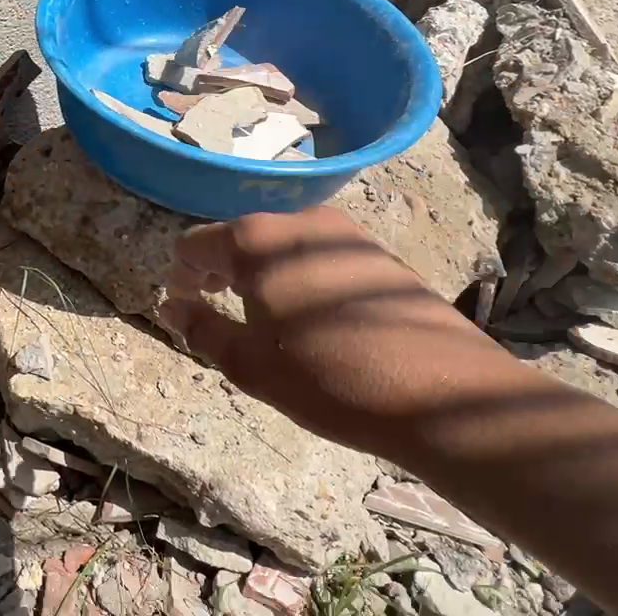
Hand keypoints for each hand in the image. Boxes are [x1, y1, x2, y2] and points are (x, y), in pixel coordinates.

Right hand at [156, 206, 514, 458]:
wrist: (446, 397)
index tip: (185, 307)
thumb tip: (171, 306)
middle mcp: (296, 221)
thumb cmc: (330, 379)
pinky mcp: (377, 252)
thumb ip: (200, 328)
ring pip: (280, 246)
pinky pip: (317, 255)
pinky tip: (314, 319)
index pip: (194, 244)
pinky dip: (299, 277)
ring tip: (268, 320)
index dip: (182, 276)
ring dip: (261, 274)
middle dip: (220, 271)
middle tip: (221, 313)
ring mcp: (342, 233)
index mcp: (255, 240)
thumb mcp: (249, 365)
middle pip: (237, 238)